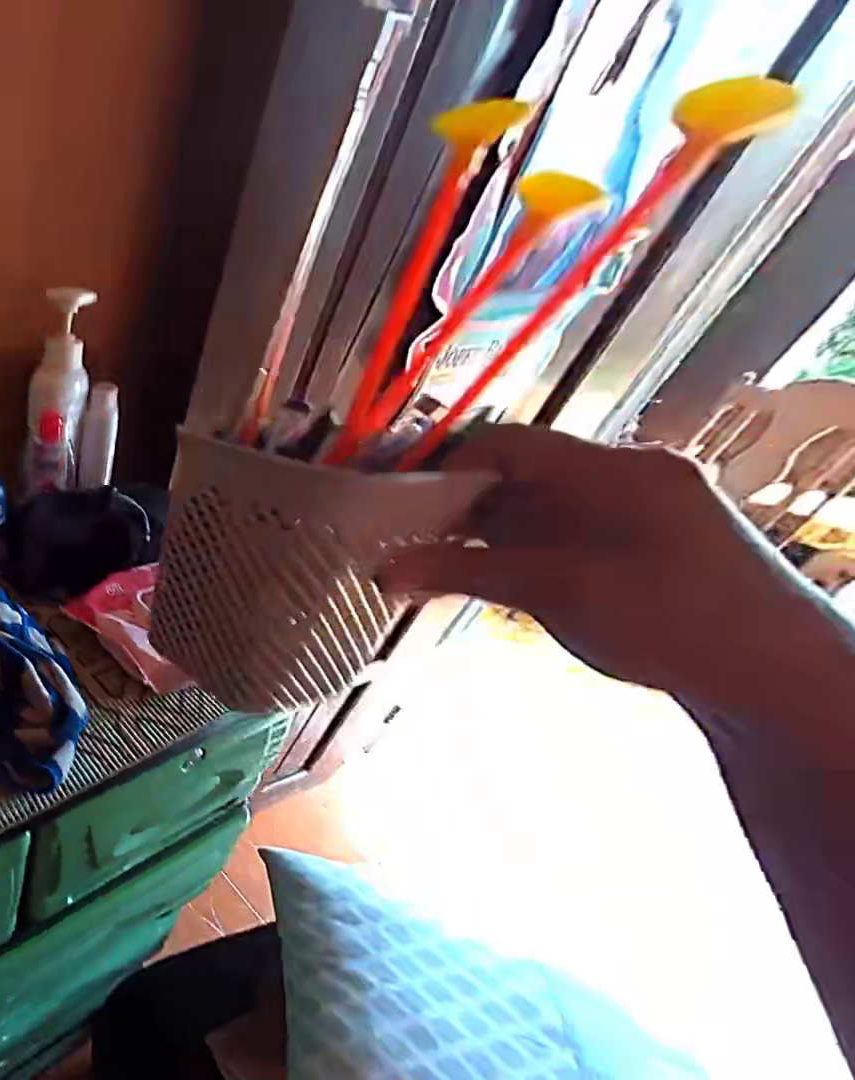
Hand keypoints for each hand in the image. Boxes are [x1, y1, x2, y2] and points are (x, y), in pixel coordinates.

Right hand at [378, 425, 842, 718]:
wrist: (777, 679)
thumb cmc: (671, 617)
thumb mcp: (554, 589)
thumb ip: (462, 571)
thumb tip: (382, 573)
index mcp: (613, 470)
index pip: (507, 444)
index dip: (447, 468)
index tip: (403, 506)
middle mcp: (616, 480)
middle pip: (509, 476)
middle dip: (451, 506)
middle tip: (403, 538)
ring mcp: (618, 513)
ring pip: (521, 508)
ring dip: (471, 533)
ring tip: (425, 562)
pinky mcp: (617, 545)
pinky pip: (541, 534)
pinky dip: (499, 552)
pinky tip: (468, 576)